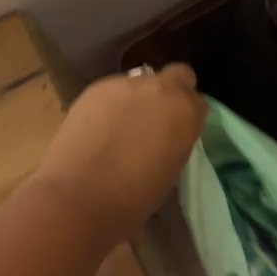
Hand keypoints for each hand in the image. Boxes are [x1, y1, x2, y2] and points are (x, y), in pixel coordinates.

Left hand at [31, 64, 206, 240]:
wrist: (78, 197)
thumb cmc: (132, 199)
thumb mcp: (171, 171)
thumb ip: (175, 142)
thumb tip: (166, 137)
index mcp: (186, 111)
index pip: (198, 102)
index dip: (187, 117)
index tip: (177, 133)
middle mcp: (162, 89)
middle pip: (177, 76)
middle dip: (171, 93)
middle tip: (155, 120)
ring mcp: (127, 83)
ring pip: (141, 83)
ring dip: (137, 100)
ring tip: (120, 129)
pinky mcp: (96, 88)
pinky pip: (112, 91)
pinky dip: (110, 105)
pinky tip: (98, 129)